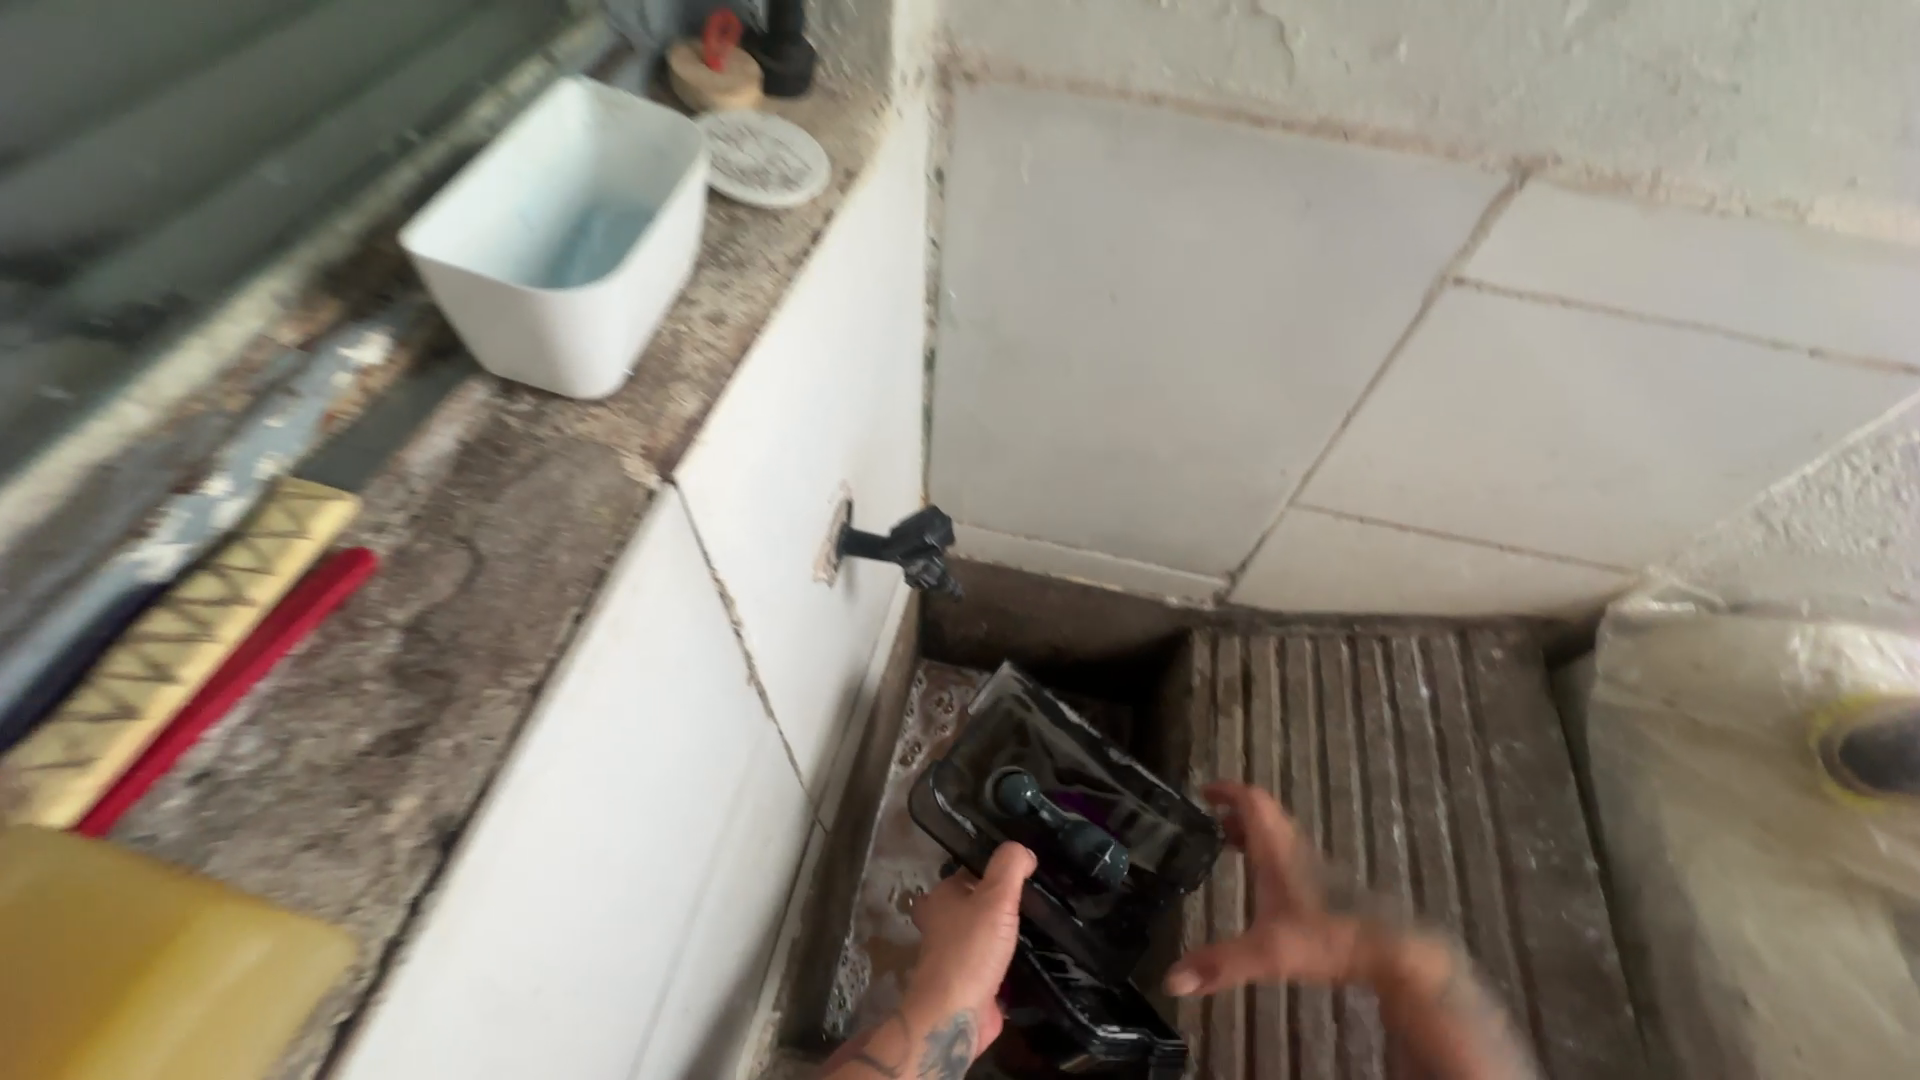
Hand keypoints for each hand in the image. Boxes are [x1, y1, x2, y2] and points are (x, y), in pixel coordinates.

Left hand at [818, 843, 1035, 1078]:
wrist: (954, 1016)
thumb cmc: (970, 949)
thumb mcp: (995, 897)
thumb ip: (1010, 867)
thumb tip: (1023, 851)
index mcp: (942, 895)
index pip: (972, 870)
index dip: (997, 868)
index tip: (1026, 871)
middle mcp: (943, 921)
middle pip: (977, 902)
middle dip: (1000, 902)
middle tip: (1035, 900)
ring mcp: (954, 953)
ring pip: (984, 932)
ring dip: (1005, 932)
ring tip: (1040, 924)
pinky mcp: (968, 981)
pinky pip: (992, 962)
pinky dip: (1008, 960)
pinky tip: (1034, 957)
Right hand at [1164, 782, 1393, 996]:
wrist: (1389, 955)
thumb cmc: (1325, 941)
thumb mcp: (1266, 953)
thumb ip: (1219, 965)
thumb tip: (1171, 981)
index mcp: (1276, 849)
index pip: (1251, 801)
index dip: (1226, 790)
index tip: (1203, 791)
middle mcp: (1293, 847)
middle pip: (1264, 811)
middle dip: (1234, 809)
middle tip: (1210, 820)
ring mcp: (1312, 863)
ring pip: (1278, 830)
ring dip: (1252, 828)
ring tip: (1227, 842)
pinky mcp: (1325, 881)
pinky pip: (1289, 849)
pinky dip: (1267, 848)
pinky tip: (1261, 878)